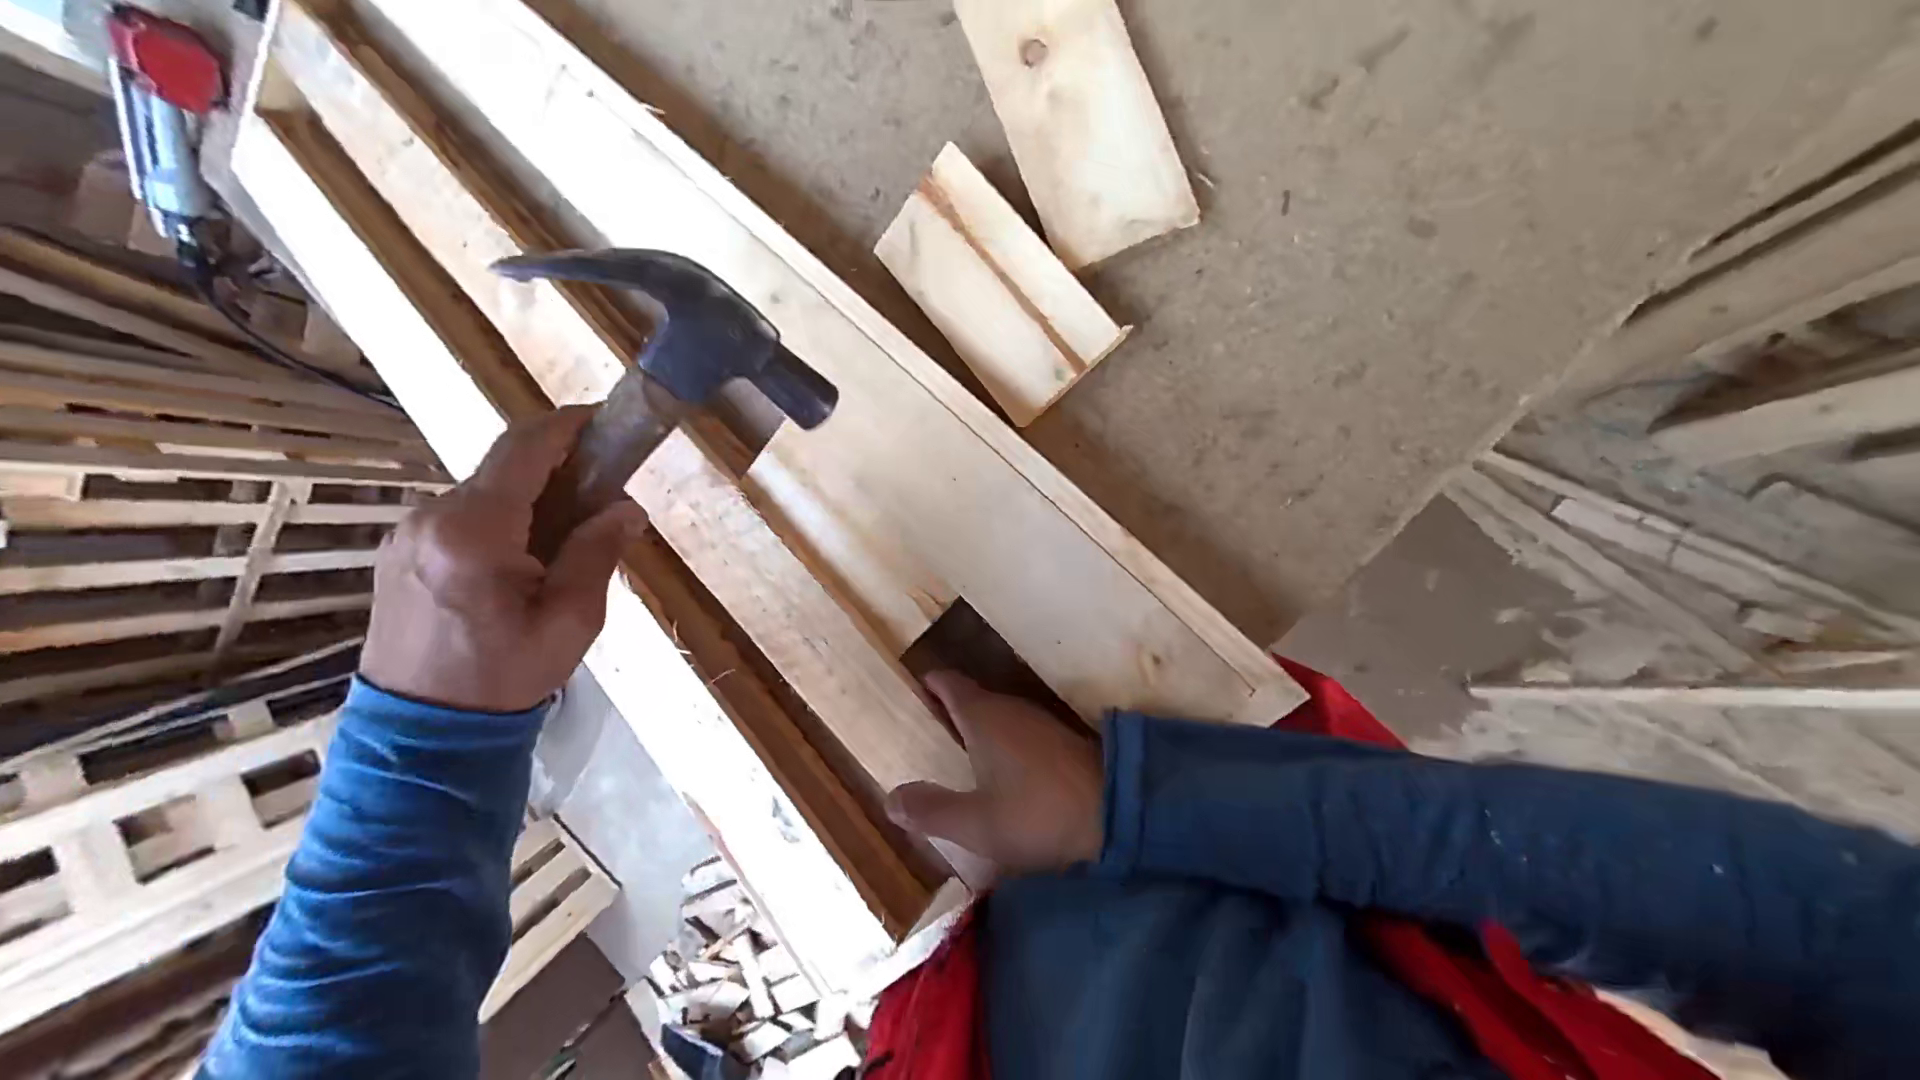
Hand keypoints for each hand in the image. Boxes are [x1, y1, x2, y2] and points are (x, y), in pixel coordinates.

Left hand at [359, 407, 646, 712]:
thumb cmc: (505, 674)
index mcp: (474, 530)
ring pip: (487, 490)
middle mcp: (432, 516)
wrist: (420, 729)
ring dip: (535, 495)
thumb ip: (597, 552)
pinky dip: (507, 516)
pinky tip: (530, 554)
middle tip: (606, 495)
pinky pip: (465, 513)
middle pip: (505, 465)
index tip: (607, 421)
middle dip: (561, 467)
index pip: (524, 448)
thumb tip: (627, 507)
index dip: (569, 425)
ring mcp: (409, 531)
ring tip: (572, 536)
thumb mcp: (572, 619)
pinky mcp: (401, 549)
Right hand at [885, 672, 1103, 874]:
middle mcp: (1010, 709)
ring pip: (997, 713)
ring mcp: (1039, 722)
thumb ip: (931, 810)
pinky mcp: (1060, 741)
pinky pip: (1017, 730)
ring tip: (954, 744)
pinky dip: (999, 739)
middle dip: (948, 706)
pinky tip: (998, 767)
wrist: (1119, 816)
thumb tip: (890, 798)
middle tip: (924, 722)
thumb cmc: (1038, 815)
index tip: (912, 688)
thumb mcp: (976, 823)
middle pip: (971, 696)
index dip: (929, 683)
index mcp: (983, 717)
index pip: (948, 684)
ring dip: (975, 723)